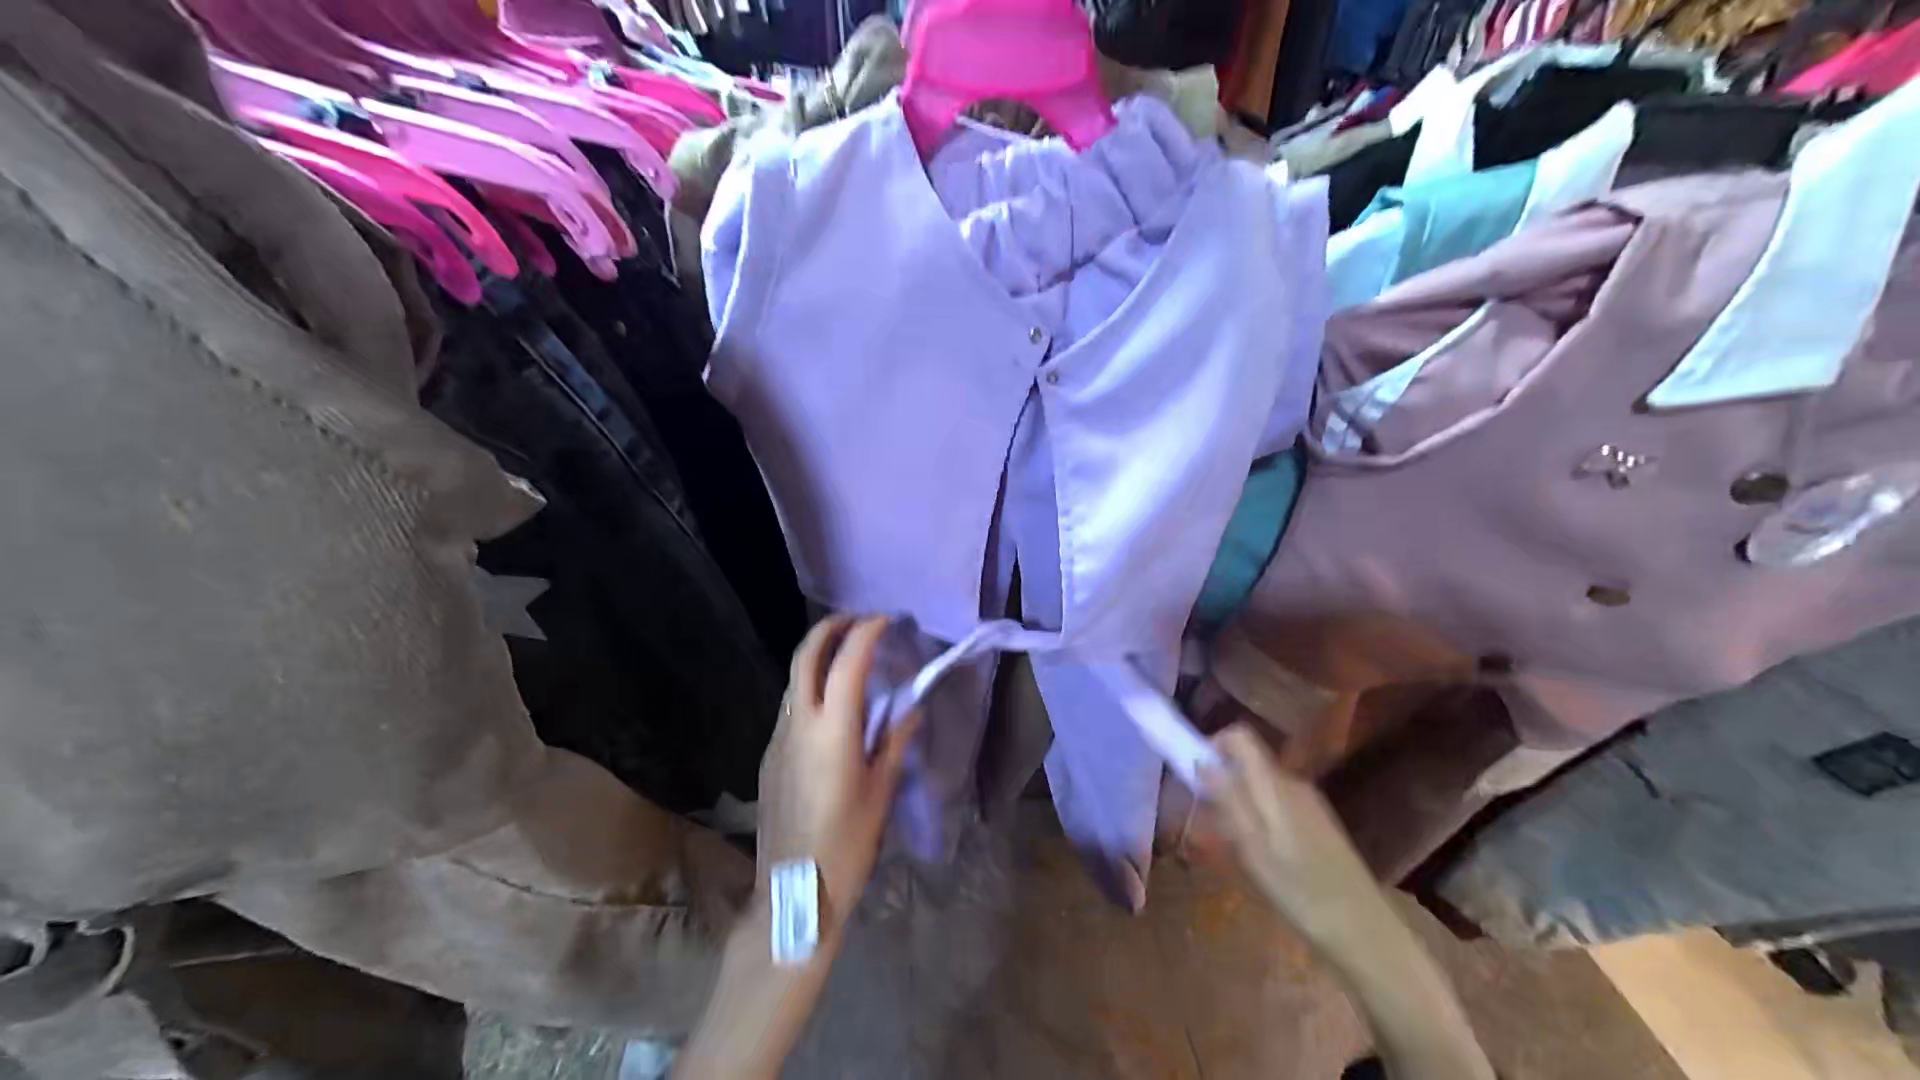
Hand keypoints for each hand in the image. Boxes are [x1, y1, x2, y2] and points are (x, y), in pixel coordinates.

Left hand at [756, 615, 918, 937]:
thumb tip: (910, 709)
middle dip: (830, 628)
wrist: (792, 894)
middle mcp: (799, 724)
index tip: (886, 620)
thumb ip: (894, 743)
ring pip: (793, 680)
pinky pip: (790, 707)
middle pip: (806, 656)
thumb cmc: (847, 846)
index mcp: (833, 731)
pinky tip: (831, 707)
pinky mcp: (768, 756)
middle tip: (857, 621)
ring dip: (818, 656)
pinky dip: (810, 688)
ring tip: (847, 658)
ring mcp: (777, 738)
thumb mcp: (881, 793)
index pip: (848, 662)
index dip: (866, 633)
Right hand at [1204, 724, 1383, 943]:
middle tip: (1209, 824)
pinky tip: (1262, 858)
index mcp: (1275, 785)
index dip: (1214, 746)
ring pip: (1261, 786)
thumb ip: (1227, 798)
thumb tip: (1202, 760)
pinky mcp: (1319, 824)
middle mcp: (1294, 784)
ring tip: (1233, 848)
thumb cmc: (1299, 890)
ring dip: (1239, 804)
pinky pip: (1277, 805)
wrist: (1364, 931)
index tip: (1198, 777)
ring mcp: (1310, 803)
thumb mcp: (1251, 847)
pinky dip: (1259, 819)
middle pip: (1249, 763)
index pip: (1241, 737)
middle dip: (1222, 782)